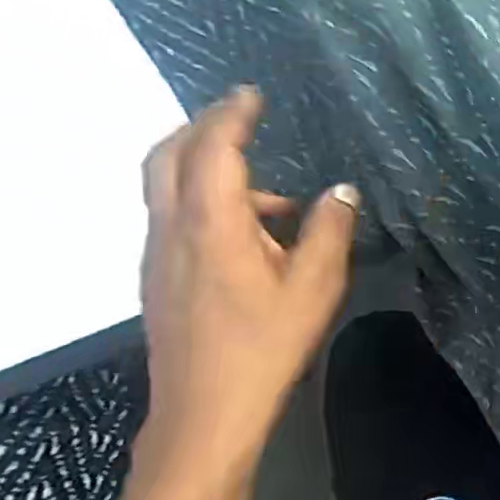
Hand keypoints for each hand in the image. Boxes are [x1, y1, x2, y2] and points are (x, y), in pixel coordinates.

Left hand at [138, 86, 358, 480]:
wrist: (206, 406)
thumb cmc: (268, 342)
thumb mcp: (316, 286)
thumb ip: (328, 231)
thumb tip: (342, 191)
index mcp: (212, 227)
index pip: (212, 152)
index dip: (230, 117)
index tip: (250, 94)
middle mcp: (172, 230)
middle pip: (166, 158)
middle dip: (201, 129)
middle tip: (242, 118)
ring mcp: (157, 254)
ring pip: (169, 188)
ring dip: (212, 171)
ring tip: (281, 200)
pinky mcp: (159, 275)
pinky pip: (177, 217)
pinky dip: (209, 202)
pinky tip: (257, 237)